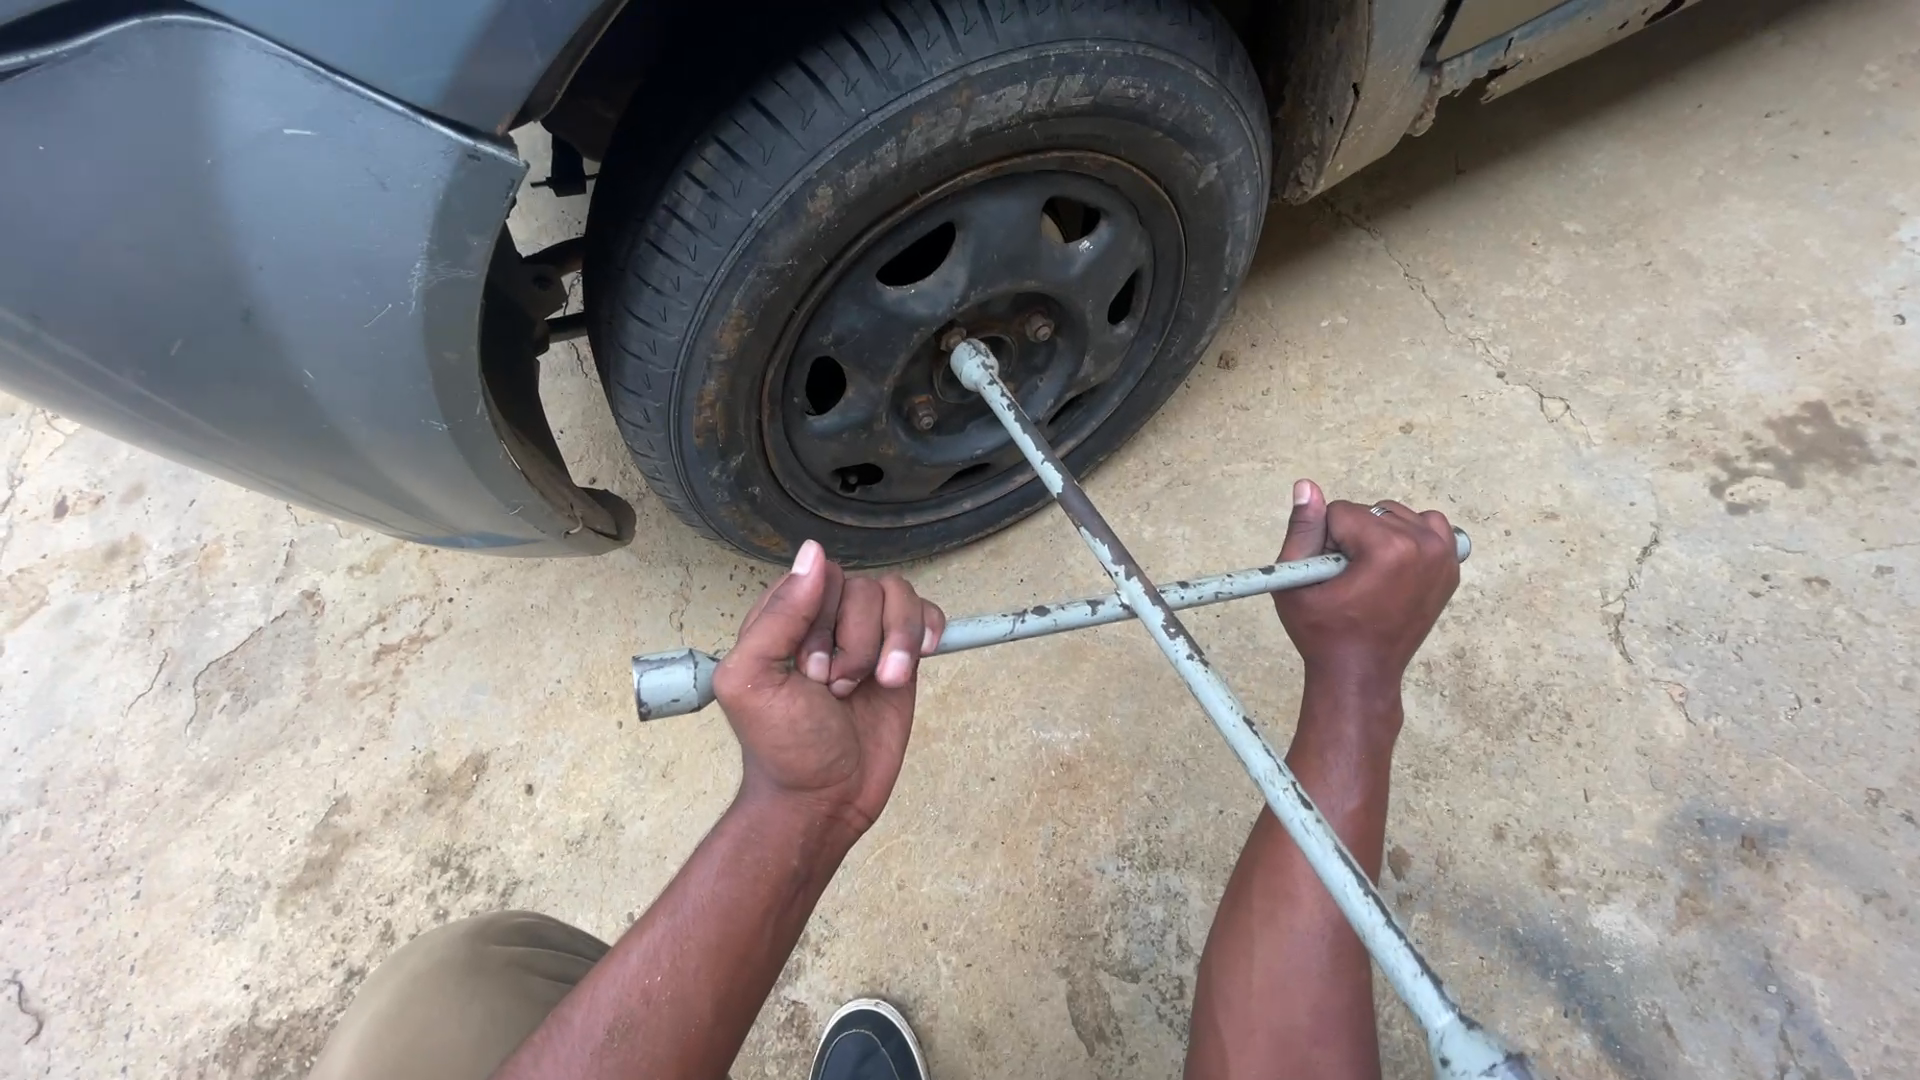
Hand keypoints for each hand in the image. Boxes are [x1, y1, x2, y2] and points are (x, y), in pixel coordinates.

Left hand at [710, 540, 945, 834]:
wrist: (828, 798)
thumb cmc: (783, 746)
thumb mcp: (755, 680)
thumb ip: (779, 614)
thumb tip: (814, 551)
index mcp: (785, 617)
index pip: (819, 578)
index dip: (823, 621)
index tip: (811, 672)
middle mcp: (828, 618)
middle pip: (863, 587)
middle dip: (857, 642)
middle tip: (837, 689)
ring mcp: (869, 636)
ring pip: (898, 596)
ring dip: (894, 643)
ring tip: (881, 684)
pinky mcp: (903, 655)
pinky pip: (926, 613)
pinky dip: (926, 631)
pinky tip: (918, 660)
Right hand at [1272, 480, 1459, 693]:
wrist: (1360, 673)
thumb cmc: (1322, 632)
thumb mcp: (1295, 583)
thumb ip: (1302, 530)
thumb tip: (1307, 486)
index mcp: (1389, 549)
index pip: (1340, 513)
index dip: (1323, 542)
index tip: (1327, 575)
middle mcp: (1425, 545)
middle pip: (1369, 511)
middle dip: (1350, 536)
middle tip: (1345, 577)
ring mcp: (1444, 556)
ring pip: (1396, 515)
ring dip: (1376, 536)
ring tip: (1366, 573)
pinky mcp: (1451, 566)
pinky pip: (1429, 526)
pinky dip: (1408, 537)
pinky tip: (1392, 566)